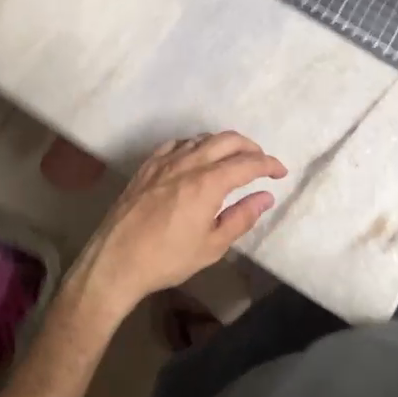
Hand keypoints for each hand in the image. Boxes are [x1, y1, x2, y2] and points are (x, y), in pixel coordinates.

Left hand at [70, 133, 286, 314]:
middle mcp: (188, 162)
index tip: (280, 172)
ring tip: (232, 160)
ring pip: (201, 138)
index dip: (268, 164)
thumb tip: (265, 197)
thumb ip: (241, 217)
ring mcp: (164, 160)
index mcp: (207, 182)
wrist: (117, 259)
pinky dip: (195, 145)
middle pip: (226, 140)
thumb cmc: (167, 258)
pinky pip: (177, 143)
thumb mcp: (211, 246)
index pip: (247, 163)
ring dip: (223, 144)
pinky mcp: (147, 164)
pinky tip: (196, 157)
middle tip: (260, 162)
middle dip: (249, 147)